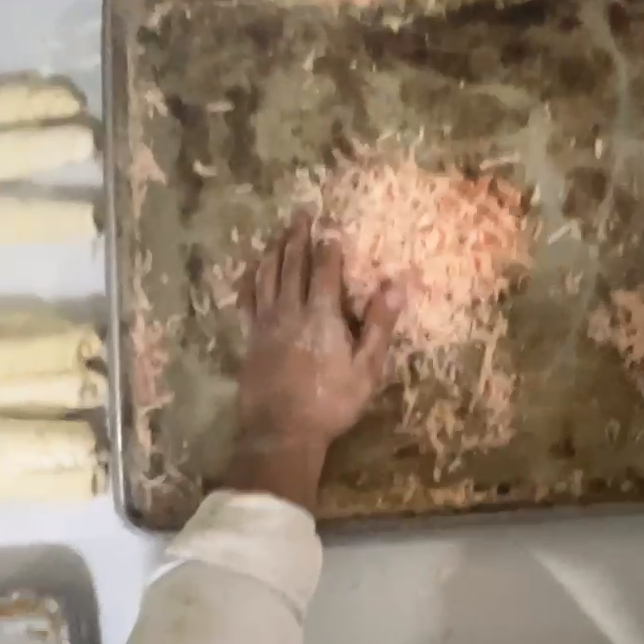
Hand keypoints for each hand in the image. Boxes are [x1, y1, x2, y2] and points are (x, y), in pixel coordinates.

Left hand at [226, 211, 399, 508]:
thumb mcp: (366, 369)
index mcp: (322, 315)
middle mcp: (291, 310)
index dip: (329, 246)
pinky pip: (247, 299)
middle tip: (300, 213)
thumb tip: (396, 285)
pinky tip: (251, 270)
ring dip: (273, 250)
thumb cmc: (331, 403)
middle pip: (292, 264)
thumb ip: (379, 325)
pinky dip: (250, 279)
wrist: (282, 430)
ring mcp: (266, 323)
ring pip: (267, 275)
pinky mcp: (250, 338)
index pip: (325, 270)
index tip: (332, 227)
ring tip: (278, 233)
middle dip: (298, 237)